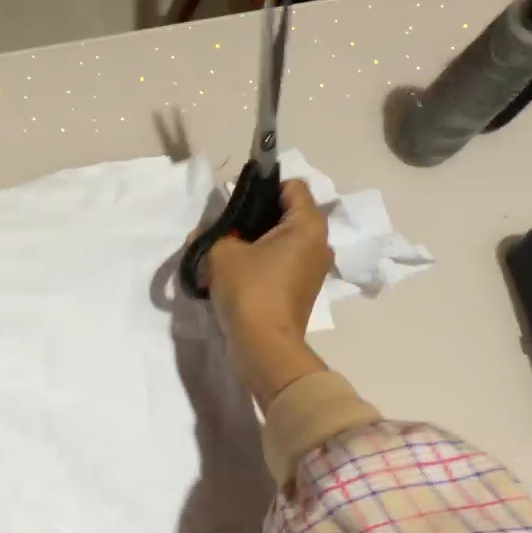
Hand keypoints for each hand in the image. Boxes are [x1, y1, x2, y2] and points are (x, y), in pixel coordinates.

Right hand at [201, 180, 332, 408]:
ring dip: (256, 246)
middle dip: (255, 220)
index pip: (291, 186)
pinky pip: (281, 266)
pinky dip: (261, 267)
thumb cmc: (249, 291)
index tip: (235, 206)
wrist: (263, 345)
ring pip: (282, 243)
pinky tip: (237, 280)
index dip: (262, 188)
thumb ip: (215, 234)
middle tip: (225, 233)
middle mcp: (319, 242)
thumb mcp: (221, 253)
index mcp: (308, 224)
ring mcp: (314, 269)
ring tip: (228, 259)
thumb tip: (212, 234)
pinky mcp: (302, 291)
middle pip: (286, 215)